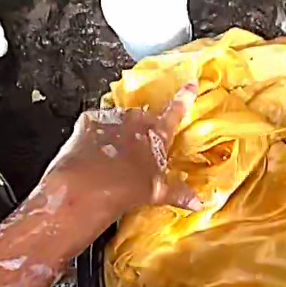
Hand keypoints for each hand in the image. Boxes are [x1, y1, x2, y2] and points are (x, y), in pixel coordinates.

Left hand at [40, 85, 201, 222]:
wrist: (87, 187)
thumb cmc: (128, 188)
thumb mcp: (156, 192)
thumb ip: (178, 193)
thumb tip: (197, 203)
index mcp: (157, 133)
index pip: (176, 111)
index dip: (185, 97)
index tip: (190, 83)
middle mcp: (137, 120)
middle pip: (144, 118)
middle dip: (142, 129)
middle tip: (138, 149)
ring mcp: (112, 118)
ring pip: (120, 120)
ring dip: (119, 132)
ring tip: (113, 154)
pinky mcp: (89, 121)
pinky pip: (97, 124)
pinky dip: (97, 134)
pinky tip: (94, 151)